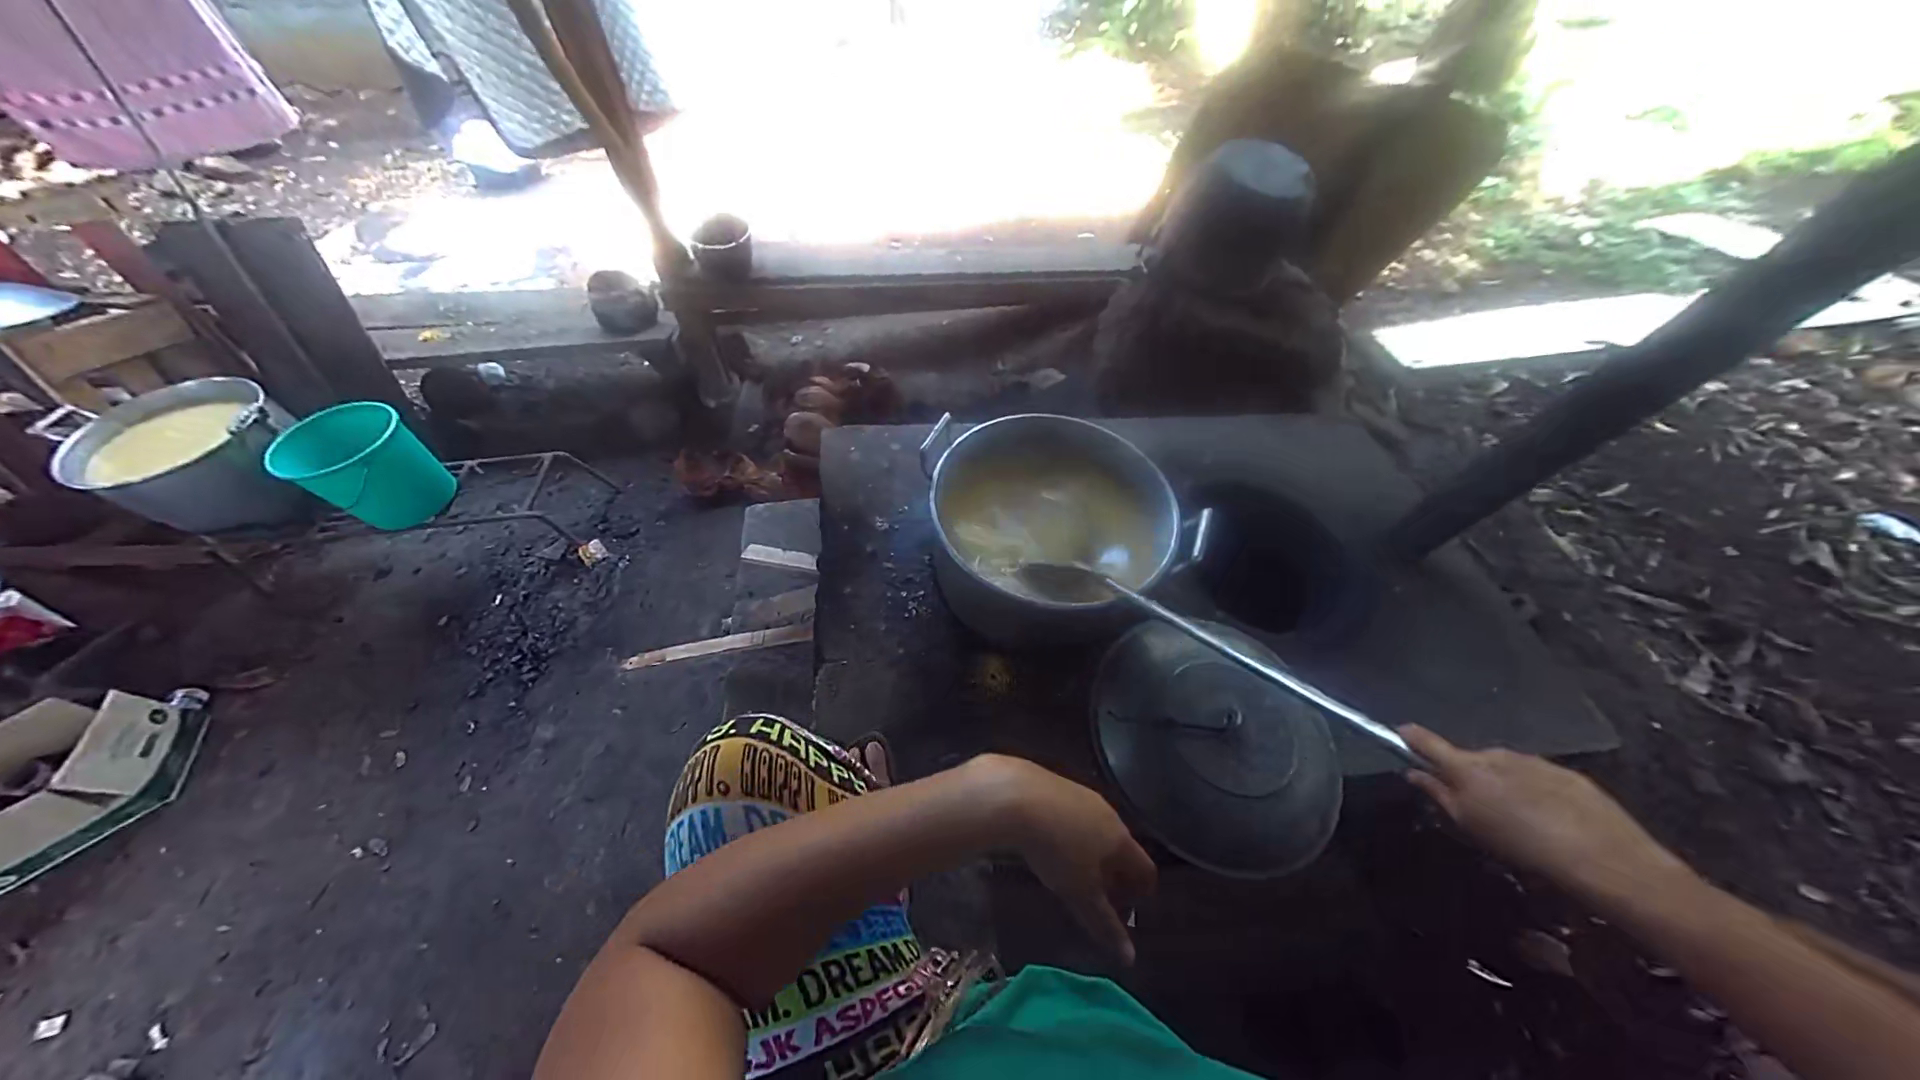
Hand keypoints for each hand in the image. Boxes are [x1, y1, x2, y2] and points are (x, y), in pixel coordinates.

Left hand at [968, 755, 1157, 963]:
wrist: (1015, 795)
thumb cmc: (1055, 849)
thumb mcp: (1079, 893)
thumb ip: (1104, 924)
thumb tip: (1129, 958)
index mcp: (1121, 838)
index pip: (1146, 869)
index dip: (1140, 893)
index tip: (1123, 911)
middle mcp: (1107, 812)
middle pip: (1121, 847)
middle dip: (1114, 874)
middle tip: (1096, 896)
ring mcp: (1080, 794)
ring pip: (1095, 828)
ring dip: (1090, 852)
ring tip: (1069, 871)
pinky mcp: (1055, 783)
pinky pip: (1071, 813)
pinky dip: (1068, 832)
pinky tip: (1046, 841)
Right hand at [1399, 726, 1694, 901]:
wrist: (1607, 860)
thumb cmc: (1524, 847)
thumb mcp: (1471, 826)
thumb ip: (1439, 795)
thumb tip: (1414, 772)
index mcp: (1467, 768)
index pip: (1428, 742)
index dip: (1411, 736)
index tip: (1400, 732)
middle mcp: (1498, 756)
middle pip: (1472, 759)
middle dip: (1469, 775)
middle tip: (1477, 807)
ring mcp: (1536, 763)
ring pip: (1507, 769)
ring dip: (1505, 786)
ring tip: (1520, 821)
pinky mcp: (1570, 775)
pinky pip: (1540, 779)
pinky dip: (1537, 793)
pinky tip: (1551, 821)